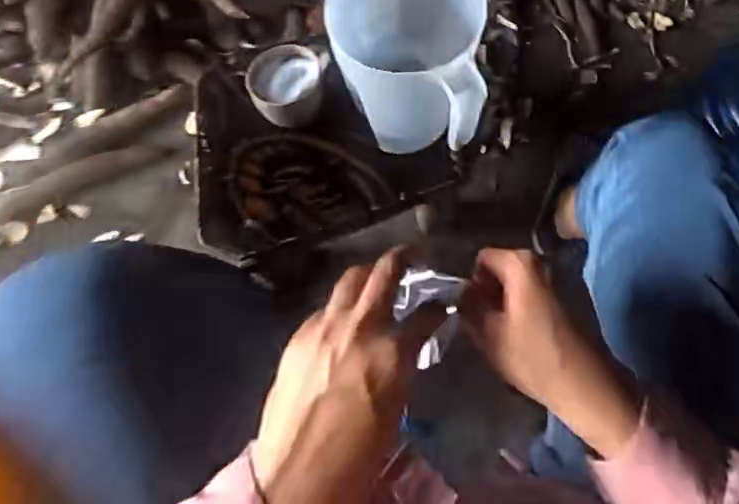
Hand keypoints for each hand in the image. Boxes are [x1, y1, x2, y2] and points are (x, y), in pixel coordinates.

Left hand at [250, 249, 446, 503]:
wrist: (296, 481)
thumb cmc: (357, 456)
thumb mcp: (395, 407)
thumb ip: (402, 365)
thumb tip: (406, 347)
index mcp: (392, 352)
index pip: (426, 314)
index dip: (437, 308)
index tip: (441, 306)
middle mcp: (360, 327)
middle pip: (385, 272)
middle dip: (402, 258)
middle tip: (411, 256)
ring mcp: (326, 328)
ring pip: (350, 279)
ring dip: (367, 275)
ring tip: (374, 279)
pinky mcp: (299, 337)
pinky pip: (324, 309)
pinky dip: (338, 308)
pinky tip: (339, 323)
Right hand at [458, 248, 641, 458]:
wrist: (580, 381)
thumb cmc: (532, 357)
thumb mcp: (489, 336)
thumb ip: (470, 309)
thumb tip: (459, 296)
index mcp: (519, 262)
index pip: (481, 259)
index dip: (470, 282)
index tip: (466, 307)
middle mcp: (536, 261)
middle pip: (497, 268)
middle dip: (484, 291)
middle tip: (476, 321)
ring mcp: (550, 276)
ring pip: (512, 282)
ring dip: (499, 300)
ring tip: (493, 330)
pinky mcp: (558, 294)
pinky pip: (527, 291)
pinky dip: (516, 305)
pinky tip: (513, 332)